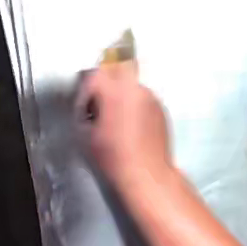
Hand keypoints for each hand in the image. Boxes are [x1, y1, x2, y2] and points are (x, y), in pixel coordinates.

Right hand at [76, 61, 174, 191]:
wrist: (146, 174)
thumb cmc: (114, 156)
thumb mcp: (88, 133)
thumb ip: (86, 112)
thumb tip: (89, 106)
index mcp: (114, 91)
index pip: (95, 75)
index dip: (87, 90)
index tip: (85, 106)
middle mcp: (134, 88)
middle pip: (116, 71)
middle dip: (105, 84)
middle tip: (99, 105)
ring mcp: (150, 97)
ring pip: (131, 84)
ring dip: (121, 94)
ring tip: (116, 118)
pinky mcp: (161, 107)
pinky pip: (143, 97)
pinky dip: (135, 105)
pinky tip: (131, 125)